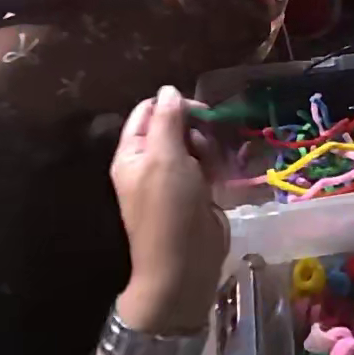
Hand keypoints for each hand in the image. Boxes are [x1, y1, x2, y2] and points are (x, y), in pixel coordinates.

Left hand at [109, 85, 228, 333]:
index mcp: (132, 153)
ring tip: (212, 168)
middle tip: (206, 144)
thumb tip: (169, 89)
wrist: (185, 265)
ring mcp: (173, 179)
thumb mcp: (165, 157)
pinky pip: (206, 165)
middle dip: (195, 129)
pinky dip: (215, 167)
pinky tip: (220, 178)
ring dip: (208, 149)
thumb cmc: (170, 208)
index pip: (149, 112)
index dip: (173, 106)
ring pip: (195, 144)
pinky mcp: (195, 192)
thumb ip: (168, 119)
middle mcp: (150, 163)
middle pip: (175, 126)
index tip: (199, 113)